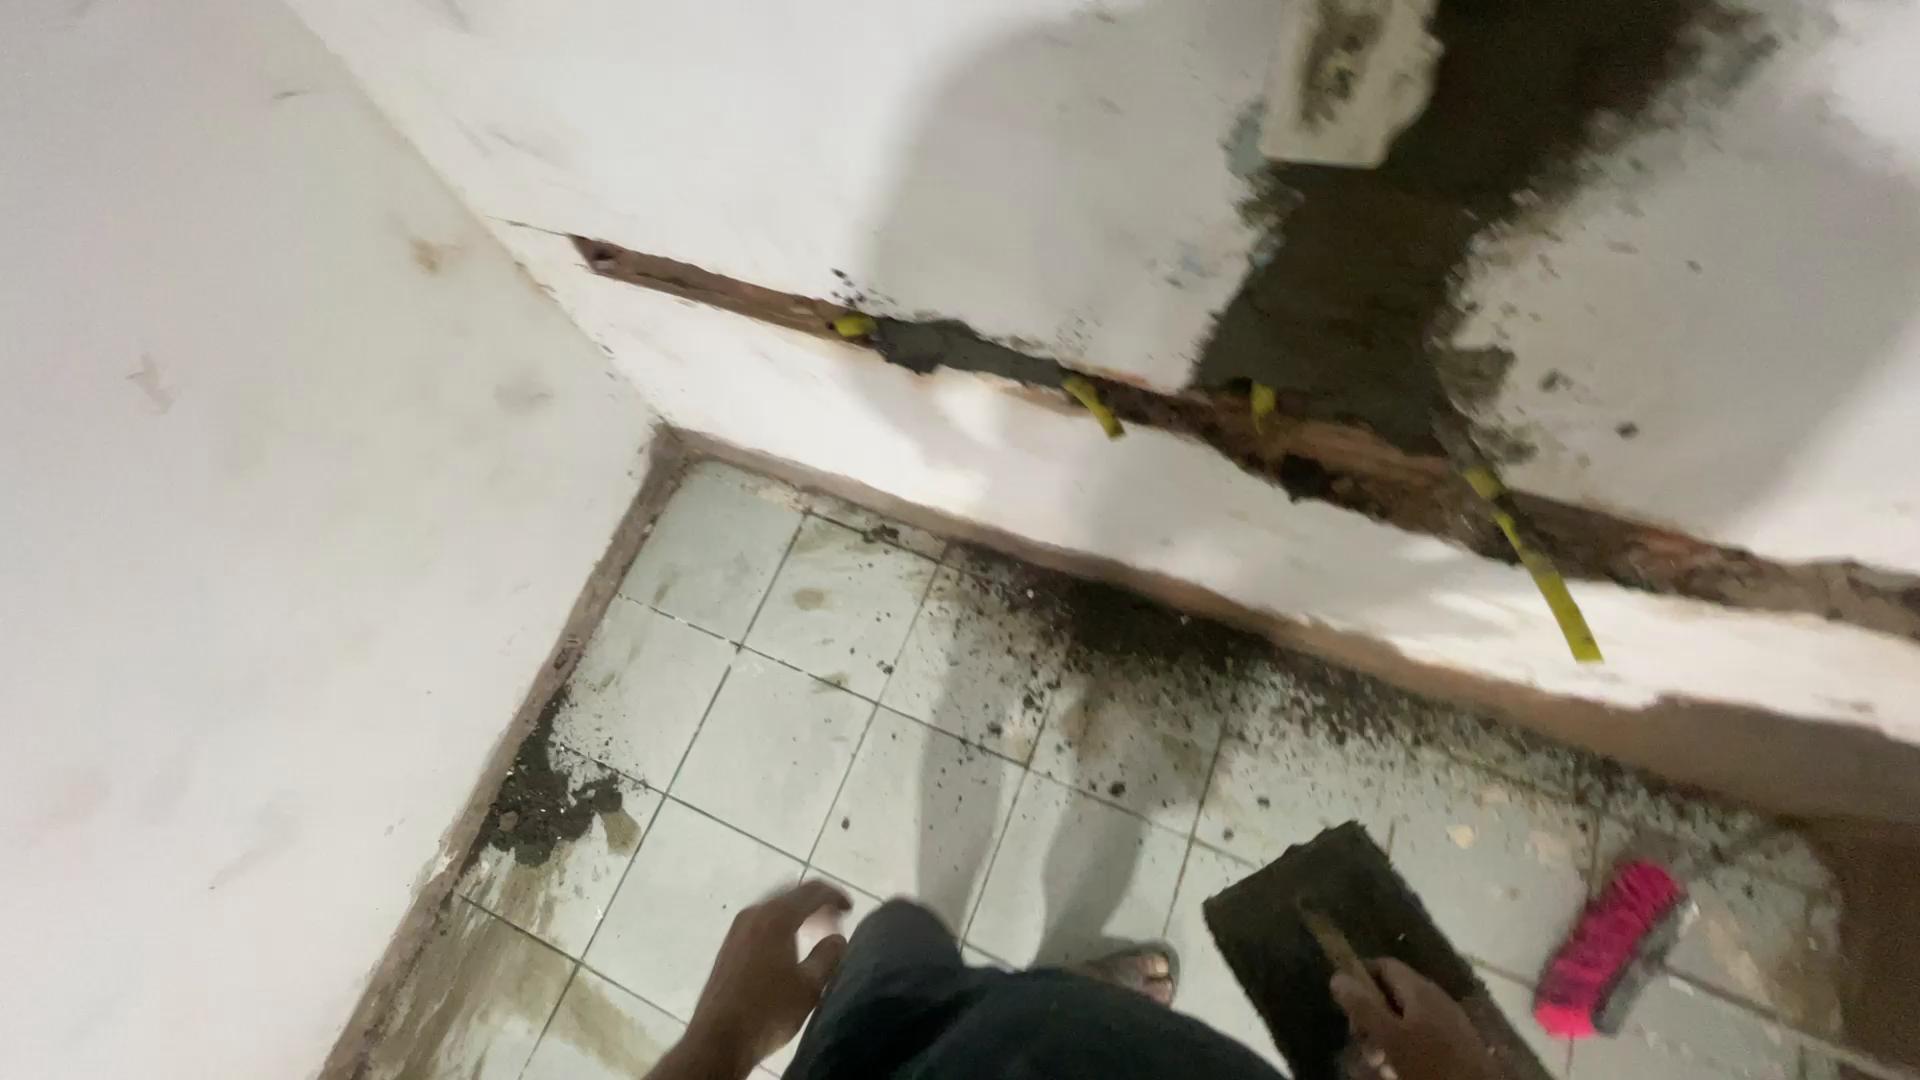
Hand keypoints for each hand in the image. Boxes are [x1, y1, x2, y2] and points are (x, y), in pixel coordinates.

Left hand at [684, 880, 852, 1070]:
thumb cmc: (768, 1011)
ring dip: (798, 914)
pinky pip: (763, 920)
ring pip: (776, 907)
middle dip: (817, 904)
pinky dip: (781, 923)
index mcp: (777, 916)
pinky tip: (788, 946)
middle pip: (793, 894)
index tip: (850, 910)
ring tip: (815, 934)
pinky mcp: (729, 944)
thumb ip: (828, 956)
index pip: (813, 891)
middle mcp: (756, 912)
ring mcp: (739, 927)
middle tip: (835, 922)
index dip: (835, 896)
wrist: (716, 1042)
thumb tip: (838, 939)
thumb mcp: (809, 987)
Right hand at [1332, 959, 1492, 1079]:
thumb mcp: (1390, 1037)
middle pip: (1393, 992)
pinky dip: (1406, 1046)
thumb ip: (1362, 1005)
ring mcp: (1450, 1021)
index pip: (1382, 965)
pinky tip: (1400, 1067)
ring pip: (1407, 1018)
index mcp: (1420, 988)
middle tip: (1360, 1040)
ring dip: (1386, 1034)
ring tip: (1376, 1060)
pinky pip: (1423, 1036)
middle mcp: (1436, 998)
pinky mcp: (1459, 1045)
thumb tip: (1337, 975)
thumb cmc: (1433, 1065)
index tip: (1346, 1003)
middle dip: (1371, 1014)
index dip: (1360, 977)